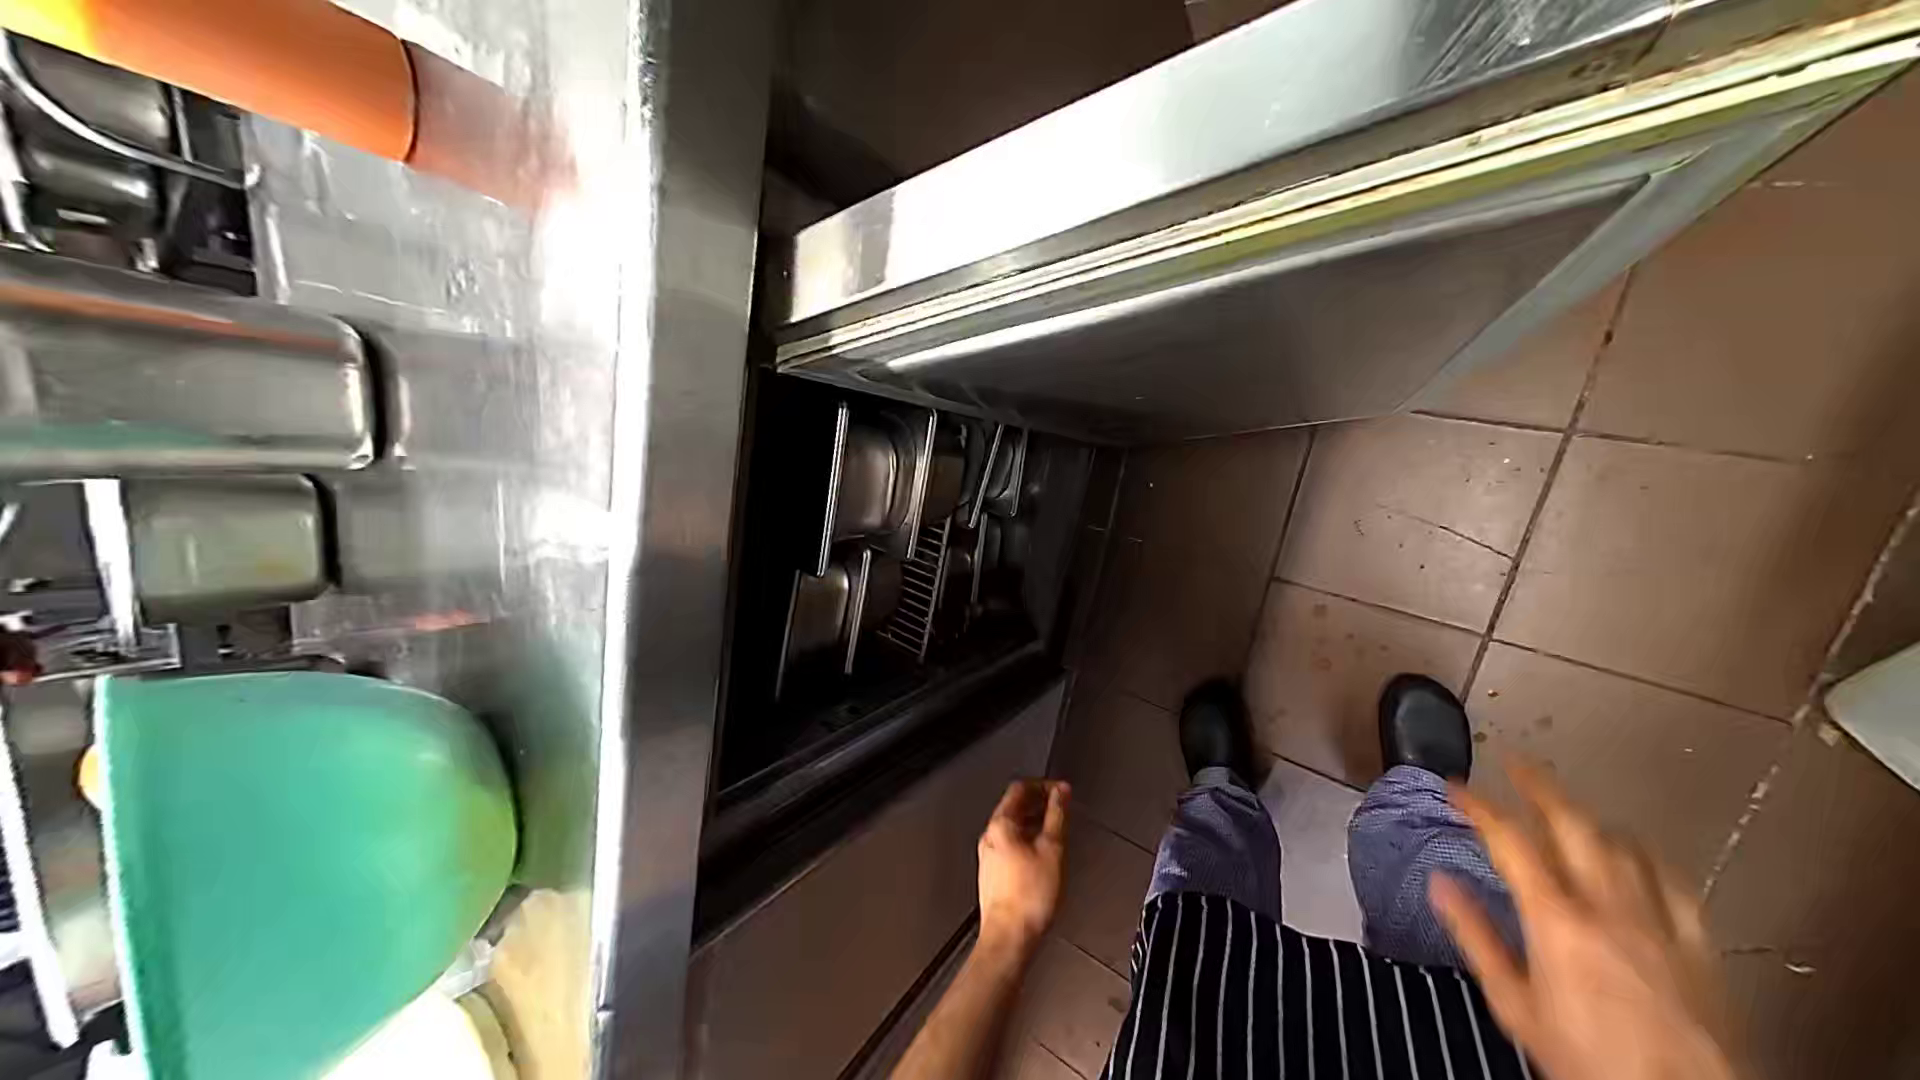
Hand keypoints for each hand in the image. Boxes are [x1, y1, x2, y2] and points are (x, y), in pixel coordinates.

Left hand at [976, 779, 1069, 960]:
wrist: (1009, 939)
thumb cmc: (1028, 899)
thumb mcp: (1052, 849)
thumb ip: (1057, 816)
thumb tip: (1061, 794)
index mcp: (1001, 824)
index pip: (1020, 788)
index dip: (1043, 785)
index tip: (1060, 791)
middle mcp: (990, 836)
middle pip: (1015, 805)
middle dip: (1040, 802)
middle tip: (1061, 806)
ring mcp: (990, 855)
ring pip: (1013, 825)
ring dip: (1035, 820)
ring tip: (1057, 828)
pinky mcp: (994, 872)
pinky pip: (1011, 844)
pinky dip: (1029, 839)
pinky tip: (1044, 853)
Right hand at [1433, 763, 1743, 1079]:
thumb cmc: (1584, 1054)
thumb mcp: (1513, 1001)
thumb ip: (1476, 935)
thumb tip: (1440, 882)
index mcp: (1555, 918)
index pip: (1509, 840)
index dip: (1478, 805)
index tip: (1455, 786)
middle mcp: (1607, 908)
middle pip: (1572, 826)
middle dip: (1540, 787)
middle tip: (1516, 763)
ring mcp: (1658, 924)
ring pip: (1624, 848)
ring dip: (1590, 819)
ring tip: (1569, 806)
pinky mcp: (1697, 947)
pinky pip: (1675, 886)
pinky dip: (1648, 860)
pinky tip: (1637, 854)